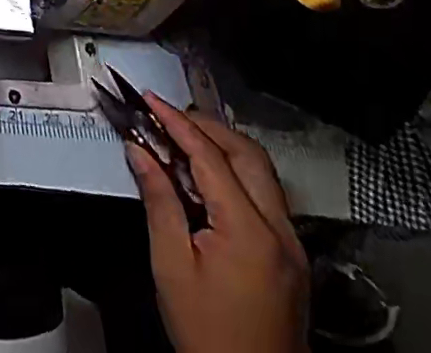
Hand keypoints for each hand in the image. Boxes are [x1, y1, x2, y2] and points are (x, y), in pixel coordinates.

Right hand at [128, 93, 308, 352]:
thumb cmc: (206, 332)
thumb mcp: (171, 265)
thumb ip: (158, 200)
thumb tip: (139, 151)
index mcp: (249, 231)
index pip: (210, 157)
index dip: (177, 123)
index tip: (150, 100)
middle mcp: (279, 229)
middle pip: (247, 153)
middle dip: (205, 125)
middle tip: (166, 115)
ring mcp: (291, 242)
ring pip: (261, 170)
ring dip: (222, 145)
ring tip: (181, 138)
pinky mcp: (291, 254)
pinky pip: (264, 194)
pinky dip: (234, 171)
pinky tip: (204, 176)